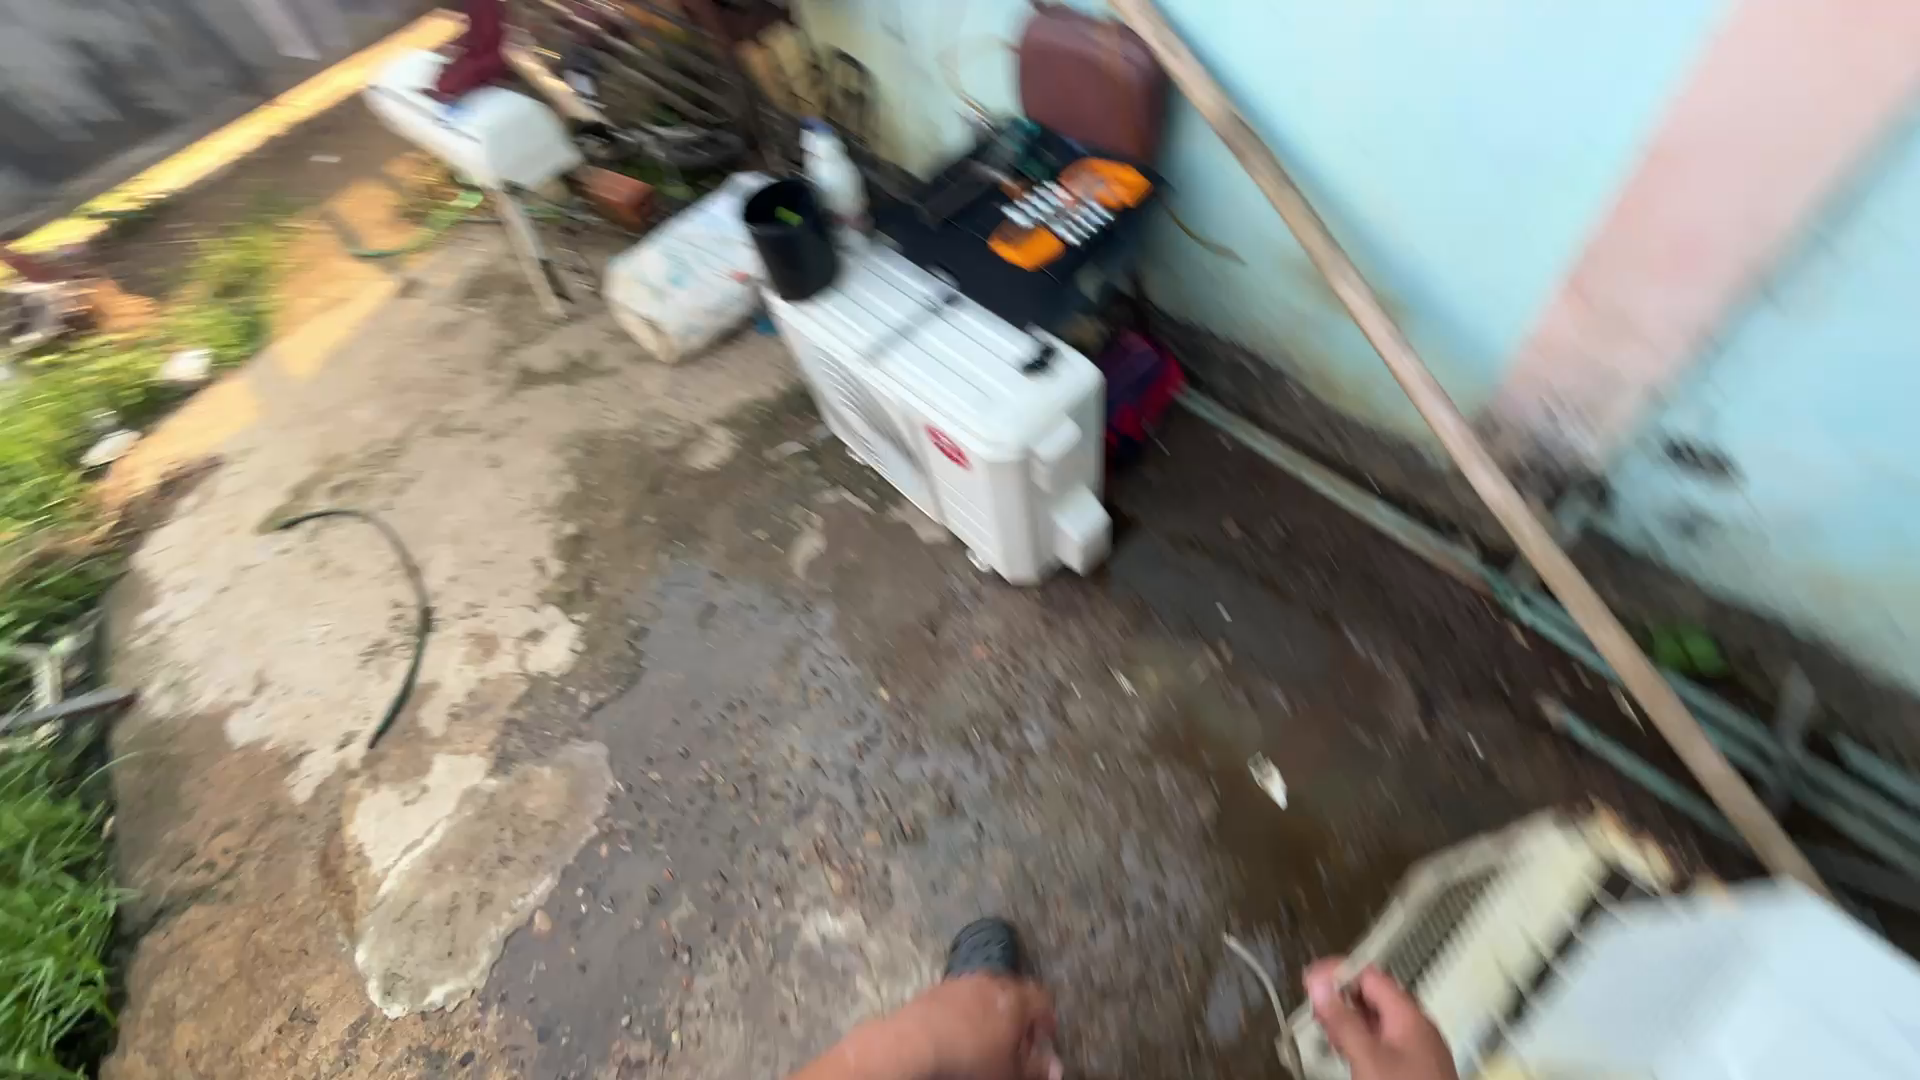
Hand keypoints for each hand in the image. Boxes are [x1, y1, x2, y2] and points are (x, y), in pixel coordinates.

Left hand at [885, 975, 1061, 1079]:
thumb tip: (1055, 1068)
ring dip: (993, 1011)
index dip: (1047, 1018)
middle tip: (1018, 1041)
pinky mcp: (940, 987)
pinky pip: (963, 997)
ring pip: (987, 992)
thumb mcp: (1011, 1074)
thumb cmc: (972, 1062)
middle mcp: (992, 981)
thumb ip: (1036, 1069)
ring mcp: (964, 980)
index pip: (1042, 999)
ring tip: (988, 1038)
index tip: (1046, 1037)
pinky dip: (968, 1011)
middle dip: (1019, 1015)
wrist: (917, 1043)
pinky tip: (961, 1032)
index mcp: (1016, 999)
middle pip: (1015, 992)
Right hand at [1304, 958, 1456, 1079]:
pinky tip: (1348, 1051)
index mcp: (1411, 1017)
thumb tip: (1318, 984)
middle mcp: (1418, 1028)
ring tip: (1327, 1030)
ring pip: (1378, 1019)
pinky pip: (1384, 1040)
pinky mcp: (1416, 1070)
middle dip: (1341, 997)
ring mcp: (1420, 1051)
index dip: (1337, 973)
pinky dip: (1361, 1038)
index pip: (1369, 975)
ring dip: (1349, 1018)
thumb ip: (1341, 1019)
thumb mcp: (1366, 1057)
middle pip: (1374, 995)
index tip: (1310, 982)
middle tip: (1315, 1007)